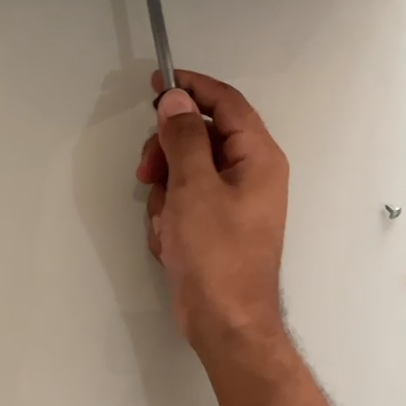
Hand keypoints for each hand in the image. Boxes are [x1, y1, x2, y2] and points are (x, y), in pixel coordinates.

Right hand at [135, 70, 289, 357]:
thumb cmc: (216, 256)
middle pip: (202, 136)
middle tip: (147, 169)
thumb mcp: (195, 188)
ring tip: (164, 220)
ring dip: (166, 190)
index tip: (157, 83)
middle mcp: (251, 175)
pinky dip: (170, 215)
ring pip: (187, 171)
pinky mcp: (215, 227)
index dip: (191, 88)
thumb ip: (184, 137)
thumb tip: (175, 101)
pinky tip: (169, 239)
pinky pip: (185, 202)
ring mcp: (232, 203)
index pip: (226, 103)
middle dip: (168, 150)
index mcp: (258, 158)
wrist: (225, 322)